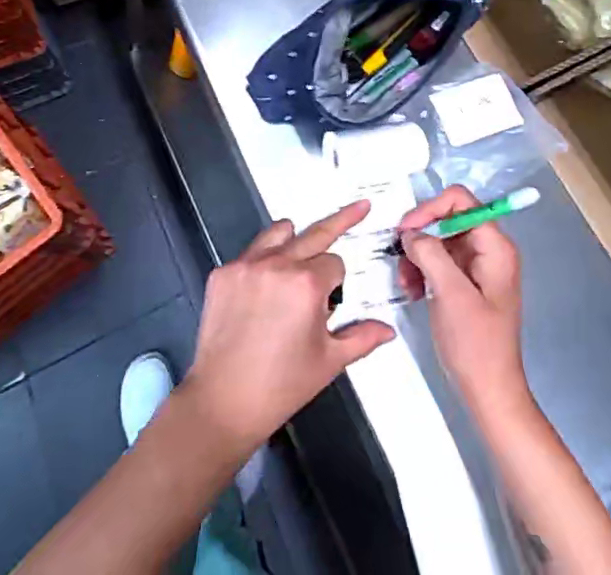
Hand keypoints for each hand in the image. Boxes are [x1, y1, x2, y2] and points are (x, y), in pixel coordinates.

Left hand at [179, 201, 395, 449]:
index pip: (335, 263)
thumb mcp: (329, 361)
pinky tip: (264, 287)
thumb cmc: (281, 385)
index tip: (328, 304)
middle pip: (315, 232)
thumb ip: (362, 337)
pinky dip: (263, 261)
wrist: (223, 401)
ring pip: (280, 232)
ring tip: (299, 257)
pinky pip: (250, 253)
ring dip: (295, 239)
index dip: (337, 283)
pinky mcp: (222, 274)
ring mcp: (246, 266)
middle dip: (341, 220)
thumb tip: (388, 330)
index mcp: (307, 284)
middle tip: (358, 207)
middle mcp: (278, 265)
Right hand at [398, 188, 528, 418]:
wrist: (488, 390)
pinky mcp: (464, 284)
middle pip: (447, 219)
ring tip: (405, 282)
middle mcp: (488, 250)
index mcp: (495, 246)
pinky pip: (438, 263)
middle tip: (400, 258)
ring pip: (438, 242)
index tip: (406, 231)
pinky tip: (412, 290)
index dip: (430, 209)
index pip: (460, 201)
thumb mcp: (450, 294)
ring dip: (417, 256)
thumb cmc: (475, 343)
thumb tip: (410, 232)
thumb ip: (430, 254)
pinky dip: (422, 271)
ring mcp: (476, 267)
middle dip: (420, 237)